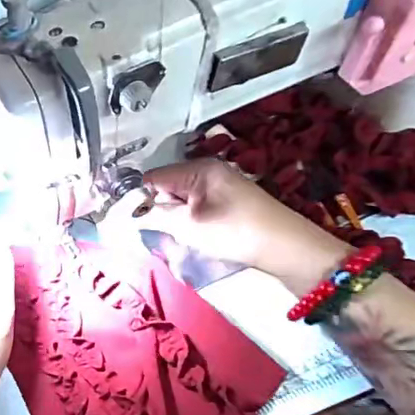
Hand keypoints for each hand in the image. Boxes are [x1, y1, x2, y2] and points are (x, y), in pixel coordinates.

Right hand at [142, 160, 348, 291]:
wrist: (284, 246)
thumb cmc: (235, 231)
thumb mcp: (189, 225)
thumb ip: (157, 215)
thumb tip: (134, 210)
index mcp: (198, 168)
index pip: (154, 176)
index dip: (140, 197)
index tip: (131, 220)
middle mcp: (209, 171)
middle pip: (168, 188)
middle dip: (160, 211)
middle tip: (163, 234)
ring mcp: (221, 186)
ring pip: (182, 202)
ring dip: (176, 221)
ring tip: (184, 238)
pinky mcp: (230, 202)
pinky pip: (198, 209)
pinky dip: (192, 223)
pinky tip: (199, 238)